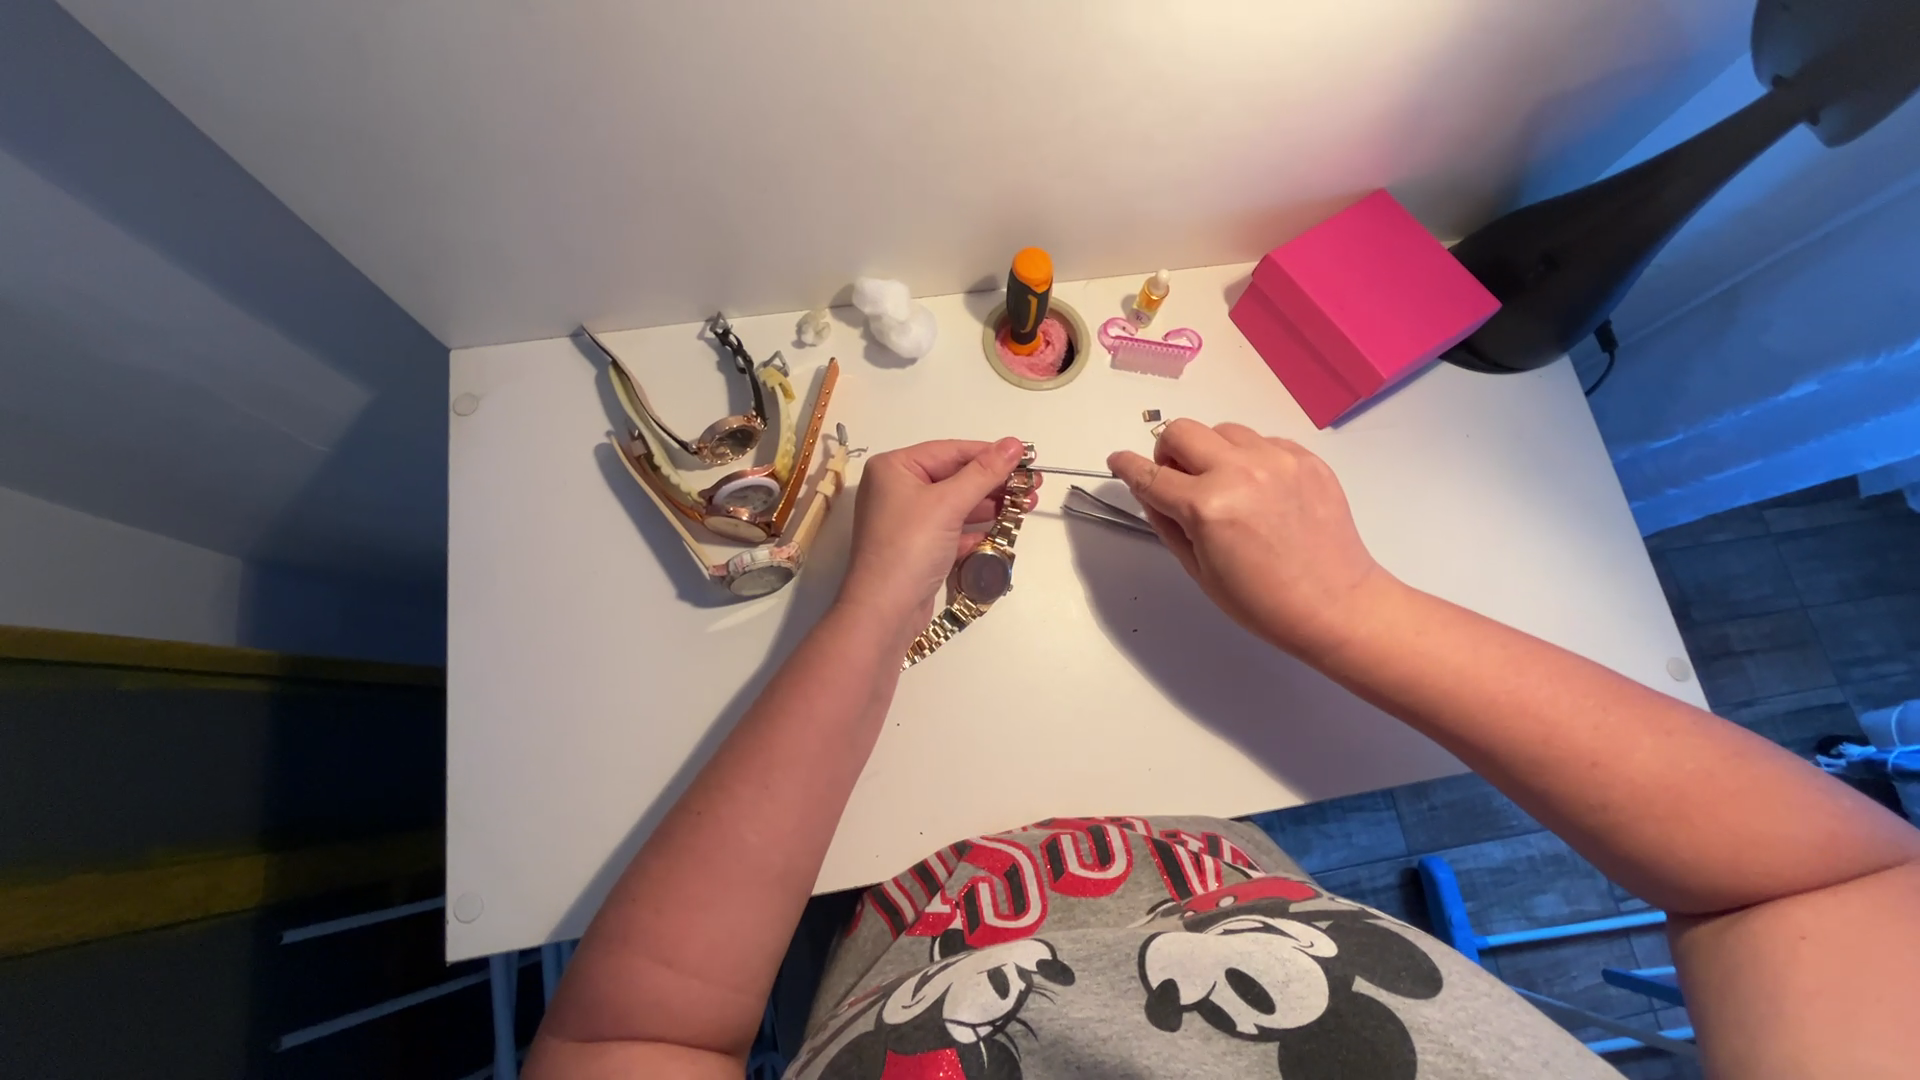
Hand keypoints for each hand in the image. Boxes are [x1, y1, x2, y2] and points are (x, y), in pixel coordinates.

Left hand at [837, 438, 1034, 636]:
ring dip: (991, 505)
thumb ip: (984, 473)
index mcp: (894, 468)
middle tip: (1033, 484)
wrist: (884, 612)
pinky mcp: (918, 547)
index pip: (950, 451)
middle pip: (955, 476)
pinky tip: (1004, 529)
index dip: (989, 453)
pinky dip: (976, 529)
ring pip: (956, 504)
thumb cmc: (910, 548)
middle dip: (994, 482)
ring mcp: (907, 520)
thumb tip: (1014, 444)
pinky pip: (952, 529)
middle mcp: (897, 489)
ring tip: (1027, 504)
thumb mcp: (948, 504)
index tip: (1026, 456)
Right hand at [1107, 420, 1389, 655]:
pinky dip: (1248, 458)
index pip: (1150, 475)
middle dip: (1167, 452)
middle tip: (1176, 479)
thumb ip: (1167, 522)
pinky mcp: (1306, 458)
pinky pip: (1261, 441)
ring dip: (1210, 452)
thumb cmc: (1261, 601)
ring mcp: (1277, 460)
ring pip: (1222, 431)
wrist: (1336, 605)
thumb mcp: (1198, 569)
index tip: (1118, 461)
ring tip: (1223, 485)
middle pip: (1181, 431)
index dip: (1126, 466)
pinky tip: (1258, 491)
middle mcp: (1239, 472)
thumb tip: (1151, 492)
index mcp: (1207, 507)